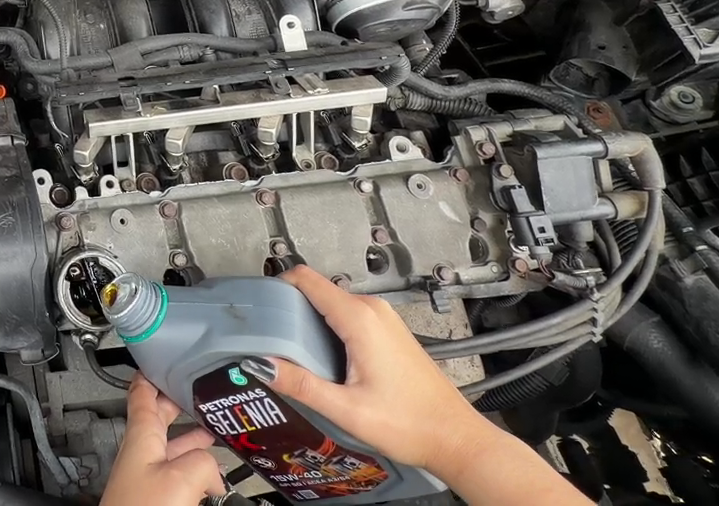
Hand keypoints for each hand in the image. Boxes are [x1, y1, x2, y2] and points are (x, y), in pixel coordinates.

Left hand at [101, 374, 224, 505]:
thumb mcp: (179, 478)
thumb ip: (201, 461)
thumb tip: (214, 467)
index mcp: (140, 434)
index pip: (141, 391)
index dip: (151, 373)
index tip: (160, 359)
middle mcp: (140, 450)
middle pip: (158, 414)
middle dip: (177, 401)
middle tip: (193, 390)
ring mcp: (145, 472)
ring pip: (169, 443)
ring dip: (189, 434)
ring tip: (208, 427)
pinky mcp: (153, 493)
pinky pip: (175, 470)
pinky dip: (192, 463)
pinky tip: (207, 472)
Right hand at [260, 266, 496, 473]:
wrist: (459, 441)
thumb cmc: (410, 426)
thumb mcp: (347, 410)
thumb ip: (301, 385)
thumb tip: (259, 364)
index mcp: (359, 318)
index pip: (305, 278)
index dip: (278, 286)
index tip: (262, 308)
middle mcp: (372, 309)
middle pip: (316, 290)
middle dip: (291, 308)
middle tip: (275, 339)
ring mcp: (383, 318)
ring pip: (331, 302)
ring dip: (311, 320)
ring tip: (297, 353)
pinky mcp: (389, 330)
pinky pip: (347, 314)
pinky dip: (330, 327)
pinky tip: (327, 359)